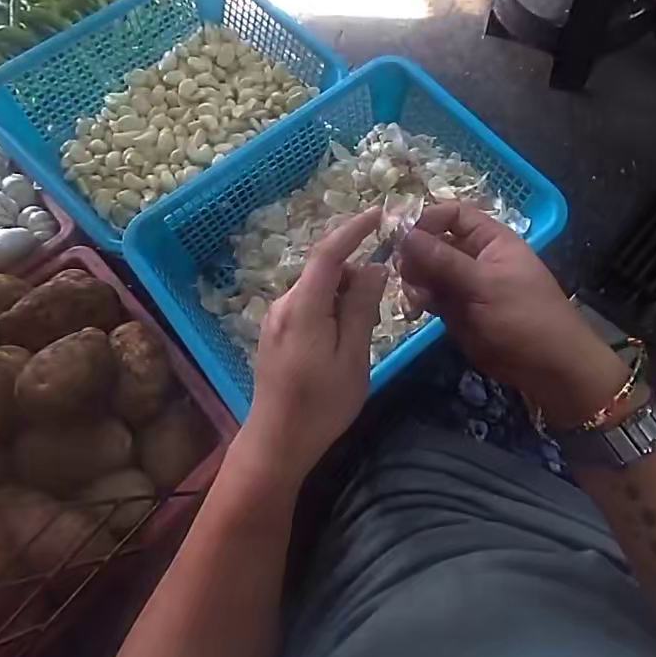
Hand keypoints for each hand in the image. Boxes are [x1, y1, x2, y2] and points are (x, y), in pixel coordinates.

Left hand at [240, 208, 387, 481]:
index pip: (328, 253)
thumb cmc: (321, 404)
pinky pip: (308, 305)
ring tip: (360, 336)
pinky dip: (330, 309)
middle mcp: (284, 303)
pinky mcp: (276, 331)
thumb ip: (361, 308)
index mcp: (303, 306)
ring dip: (343, 297)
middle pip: (325, 271)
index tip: (379, 215)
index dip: (353, 229)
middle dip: (354, 277)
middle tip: (378, 310)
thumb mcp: (353, 357)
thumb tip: (373, 267)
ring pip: (318, 289)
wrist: (276, 441)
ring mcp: (276, 318)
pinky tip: (341, 340)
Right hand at [396, 203, 624, 423]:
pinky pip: (427, 295)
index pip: (452, 214)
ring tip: (415, 297)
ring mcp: (462, 284)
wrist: (545, 368)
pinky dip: (417, 299)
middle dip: (415, 254)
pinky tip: (414, 310)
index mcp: (489, 240)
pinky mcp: (453, 309)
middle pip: (432, 241)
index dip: (427, 219)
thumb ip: (444, 260)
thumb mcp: (485, 284)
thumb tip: (405, 235)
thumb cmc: (525, 317)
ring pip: (425, 270)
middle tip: (403, 272)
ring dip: (413, 280)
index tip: (403, 236)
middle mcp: (473, 257)